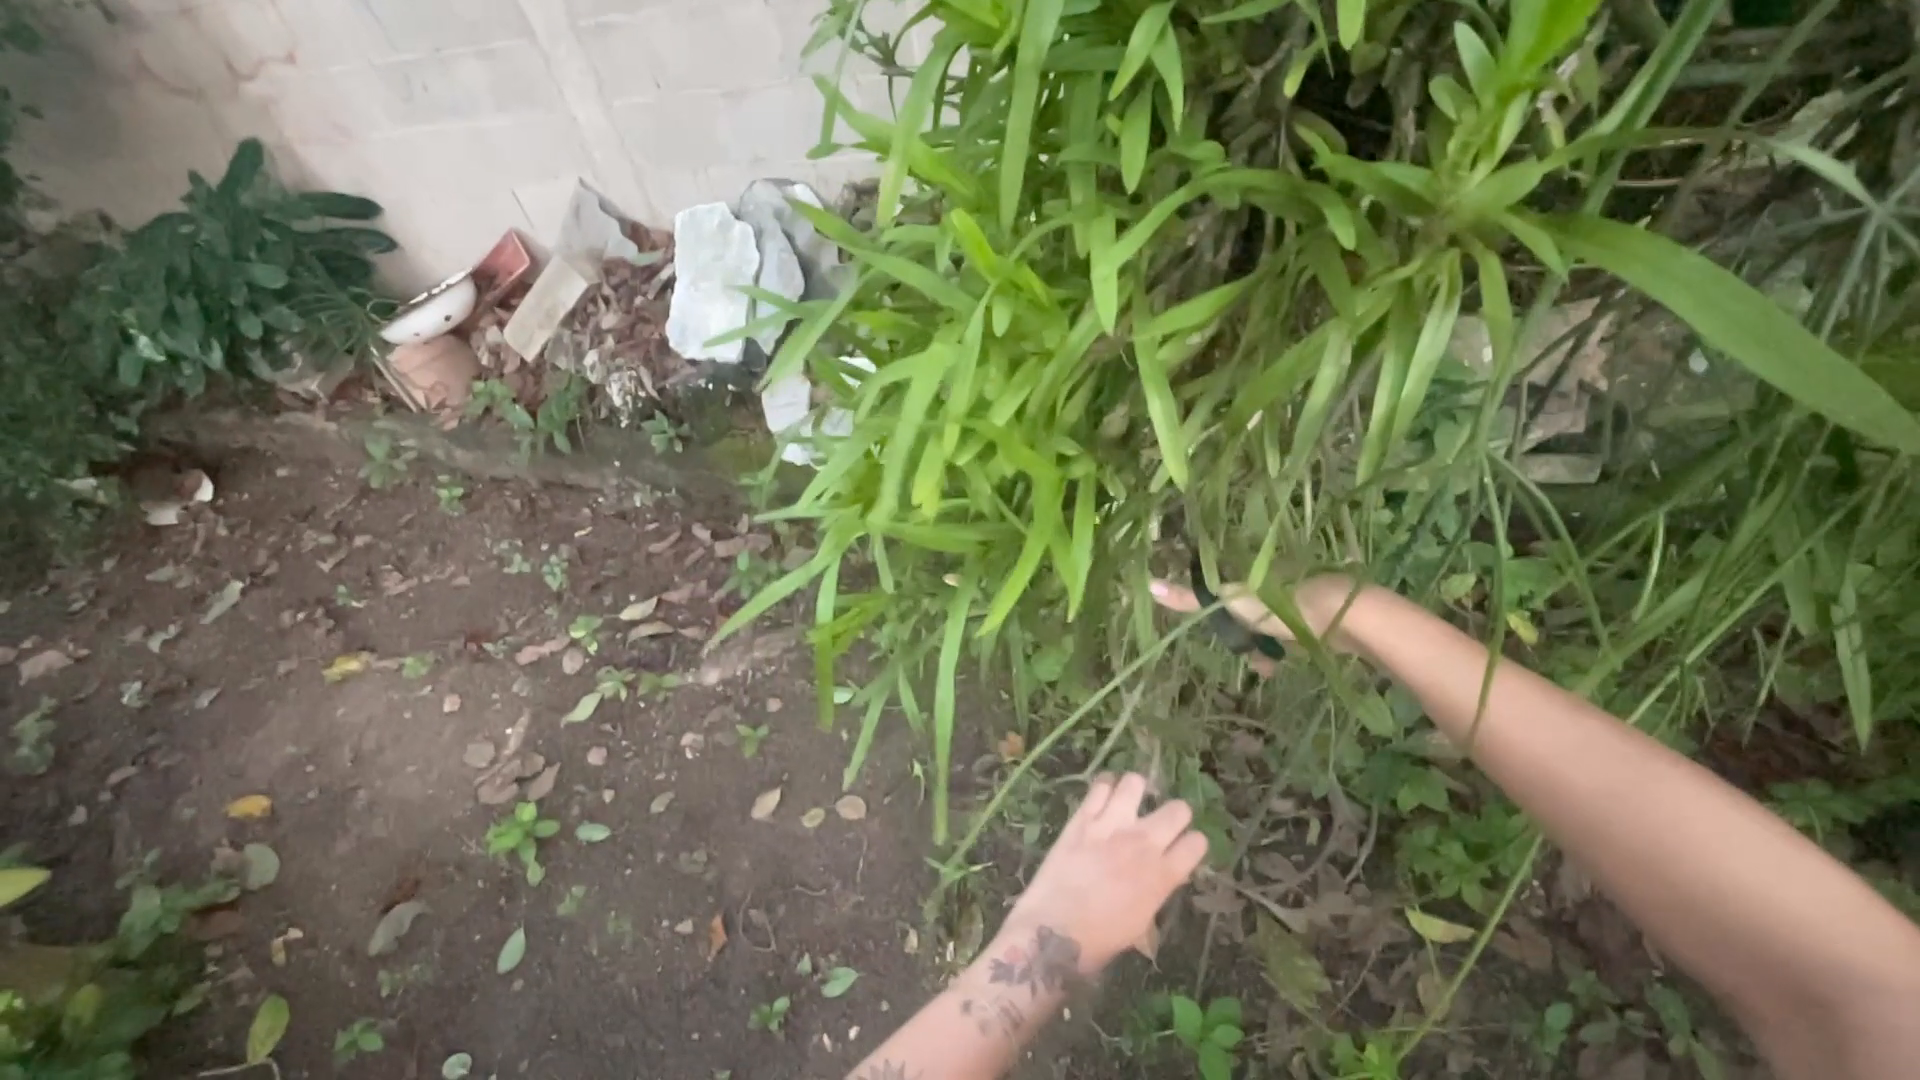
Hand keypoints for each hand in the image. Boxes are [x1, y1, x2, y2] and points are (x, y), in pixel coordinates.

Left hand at [999, 773, 1207, 974]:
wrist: (1054, 931)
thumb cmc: (1099, 939)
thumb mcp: (1141, 922)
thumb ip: (1155, 891)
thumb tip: (1161, 876)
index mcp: (1163, 876)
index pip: (1196, 843)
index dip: (1192, 844)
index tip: (1183, 847)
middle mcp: (1143, 843)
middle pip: (1178, 809)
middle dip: (1175, 814)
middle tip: (1161, 822)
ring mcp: (1112, 826)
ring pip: (1136, 783)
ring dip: (1136, 791)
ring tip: (1128, 801)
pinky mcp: (1083, 818)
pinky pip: (1100, 786)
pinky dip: (1104, 787)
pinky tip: (1102, 795)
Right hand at [1148, 574, 1369, 661]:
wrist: (1350, 616)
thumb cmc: (1286, 605)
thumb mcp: (1233, 602)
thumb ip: (1192, 598)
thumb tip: (1148, 585)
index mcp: (1256, 574)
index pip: (1228, 592)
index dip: (1219, 613)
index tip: (1217, 633)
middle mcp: (1278, 582)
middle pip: (1250, 611)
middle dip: (1243, 636)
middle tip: (1243, 656)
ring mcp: (1302, 601)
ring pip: (1273, 627)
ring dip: (1266, 649)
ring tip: (1266, 669)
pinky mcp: (1323, 620)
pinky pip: (1296, 637)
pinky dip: (1288, 651)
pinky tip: (1287, 665)